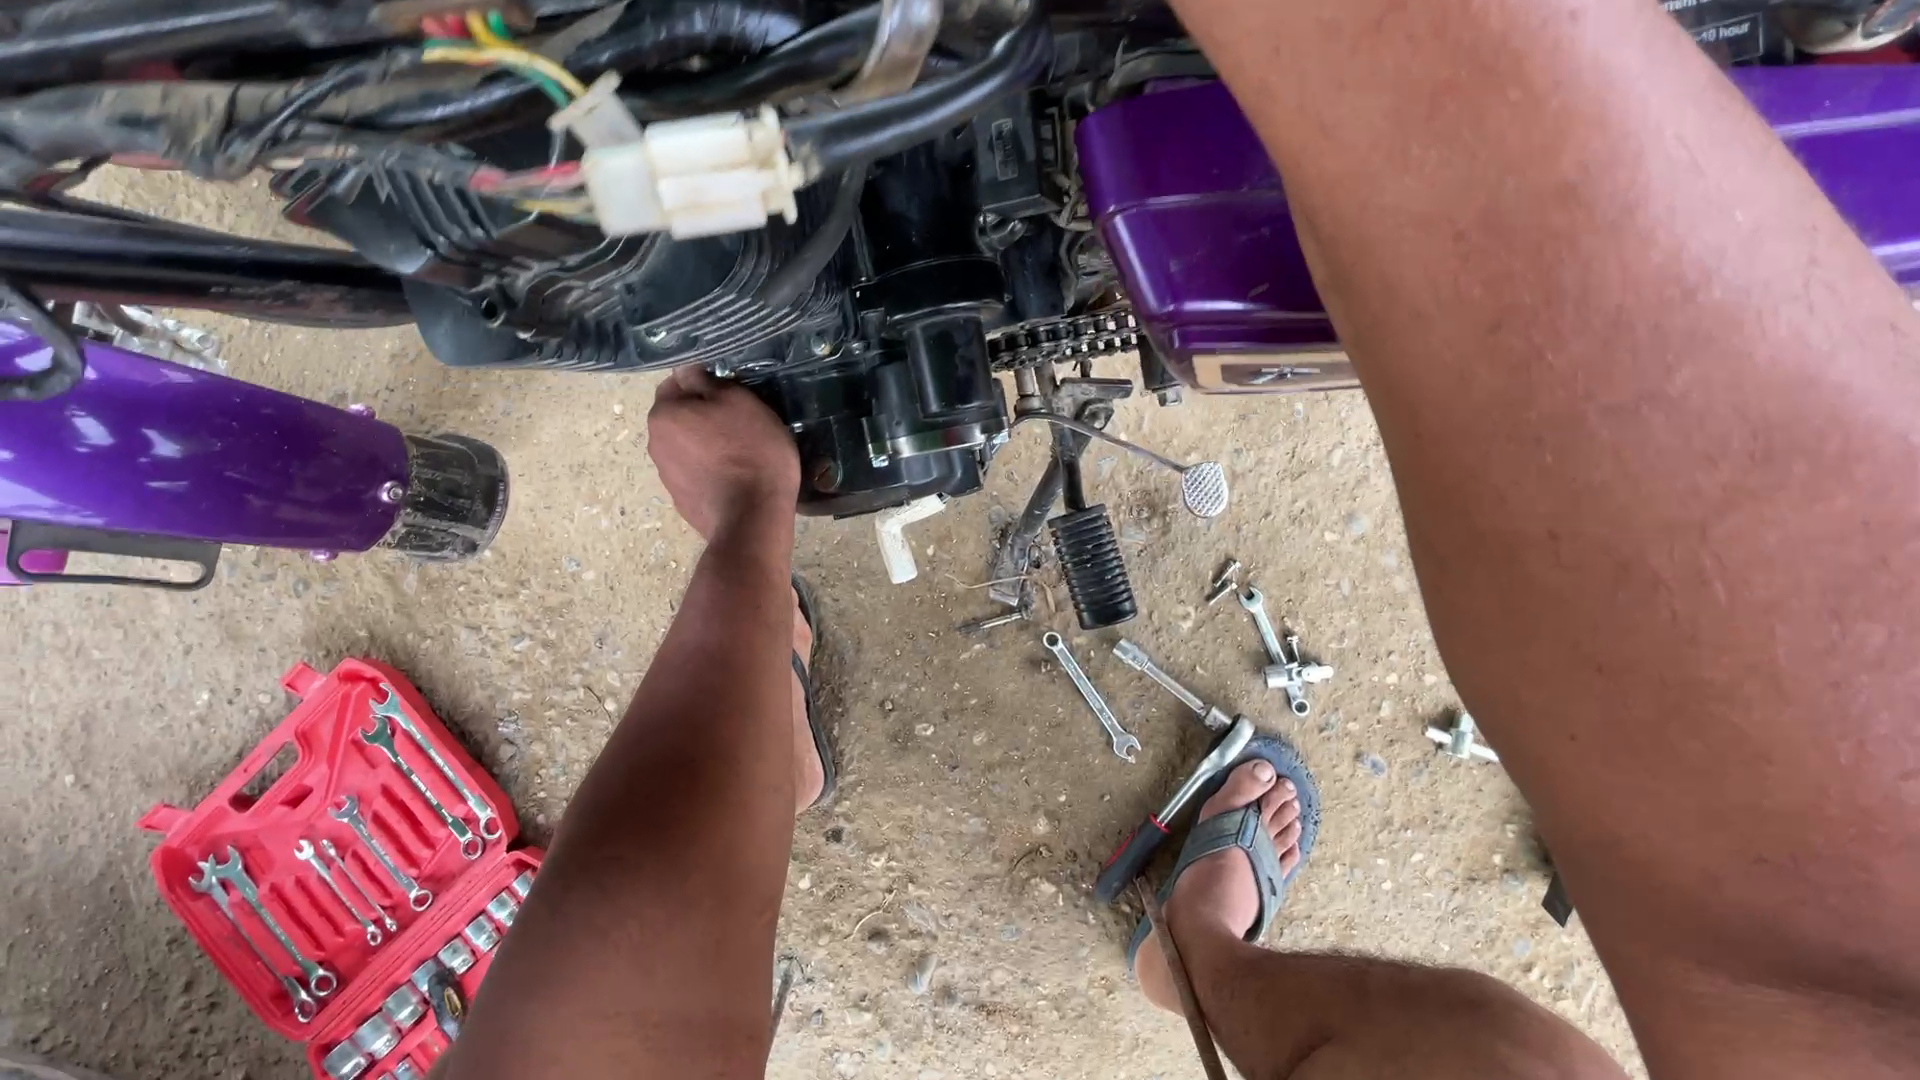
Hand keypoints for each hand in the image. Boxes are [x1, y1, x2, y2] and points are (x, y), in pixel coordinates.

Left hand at [647, 365, 800, 539]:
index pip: (676, 382)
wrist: (752, 519)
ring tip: (743, 453)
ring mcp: (668, 476)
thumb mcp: (740, 401)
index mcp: (664, 414)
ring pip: (689, 447)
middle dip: (705, 415)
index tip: (733, 394)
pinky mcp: (683, 501)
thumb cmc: (751, 452)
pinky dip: (713, 471)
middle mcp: (656, 443)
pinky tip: (737, 478)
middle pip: (681, 417)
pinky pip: (697, 474)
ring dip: (709, 444)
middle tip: (742, 422)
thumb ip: (709, 381)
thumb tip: (689, 371)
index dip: (705, 384)